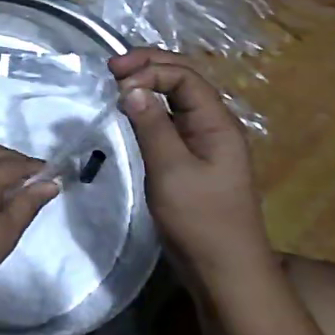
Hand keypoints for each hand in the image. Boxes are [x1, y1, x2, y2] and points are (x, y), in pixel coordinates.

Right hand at [108, 48, 272, 290]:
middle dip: (149, 66)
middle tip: (111, 67)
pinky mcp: (190, 155)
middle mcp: (214, 125)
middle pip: (184, 79)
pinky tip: (130, 108)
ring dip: (148, 82)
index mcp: (218, 124)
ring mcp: (203, 140)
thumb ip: (151, 125)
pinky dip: (148, 104)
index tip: (114, 77)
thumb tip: (131, 87)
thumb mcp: (171, 170)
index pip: (185, 77)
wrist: (223, 268)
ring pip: (177, 96)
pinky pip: (170, 117)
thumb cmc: (200, 219)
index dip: (149, 69)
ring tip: (117, 81)